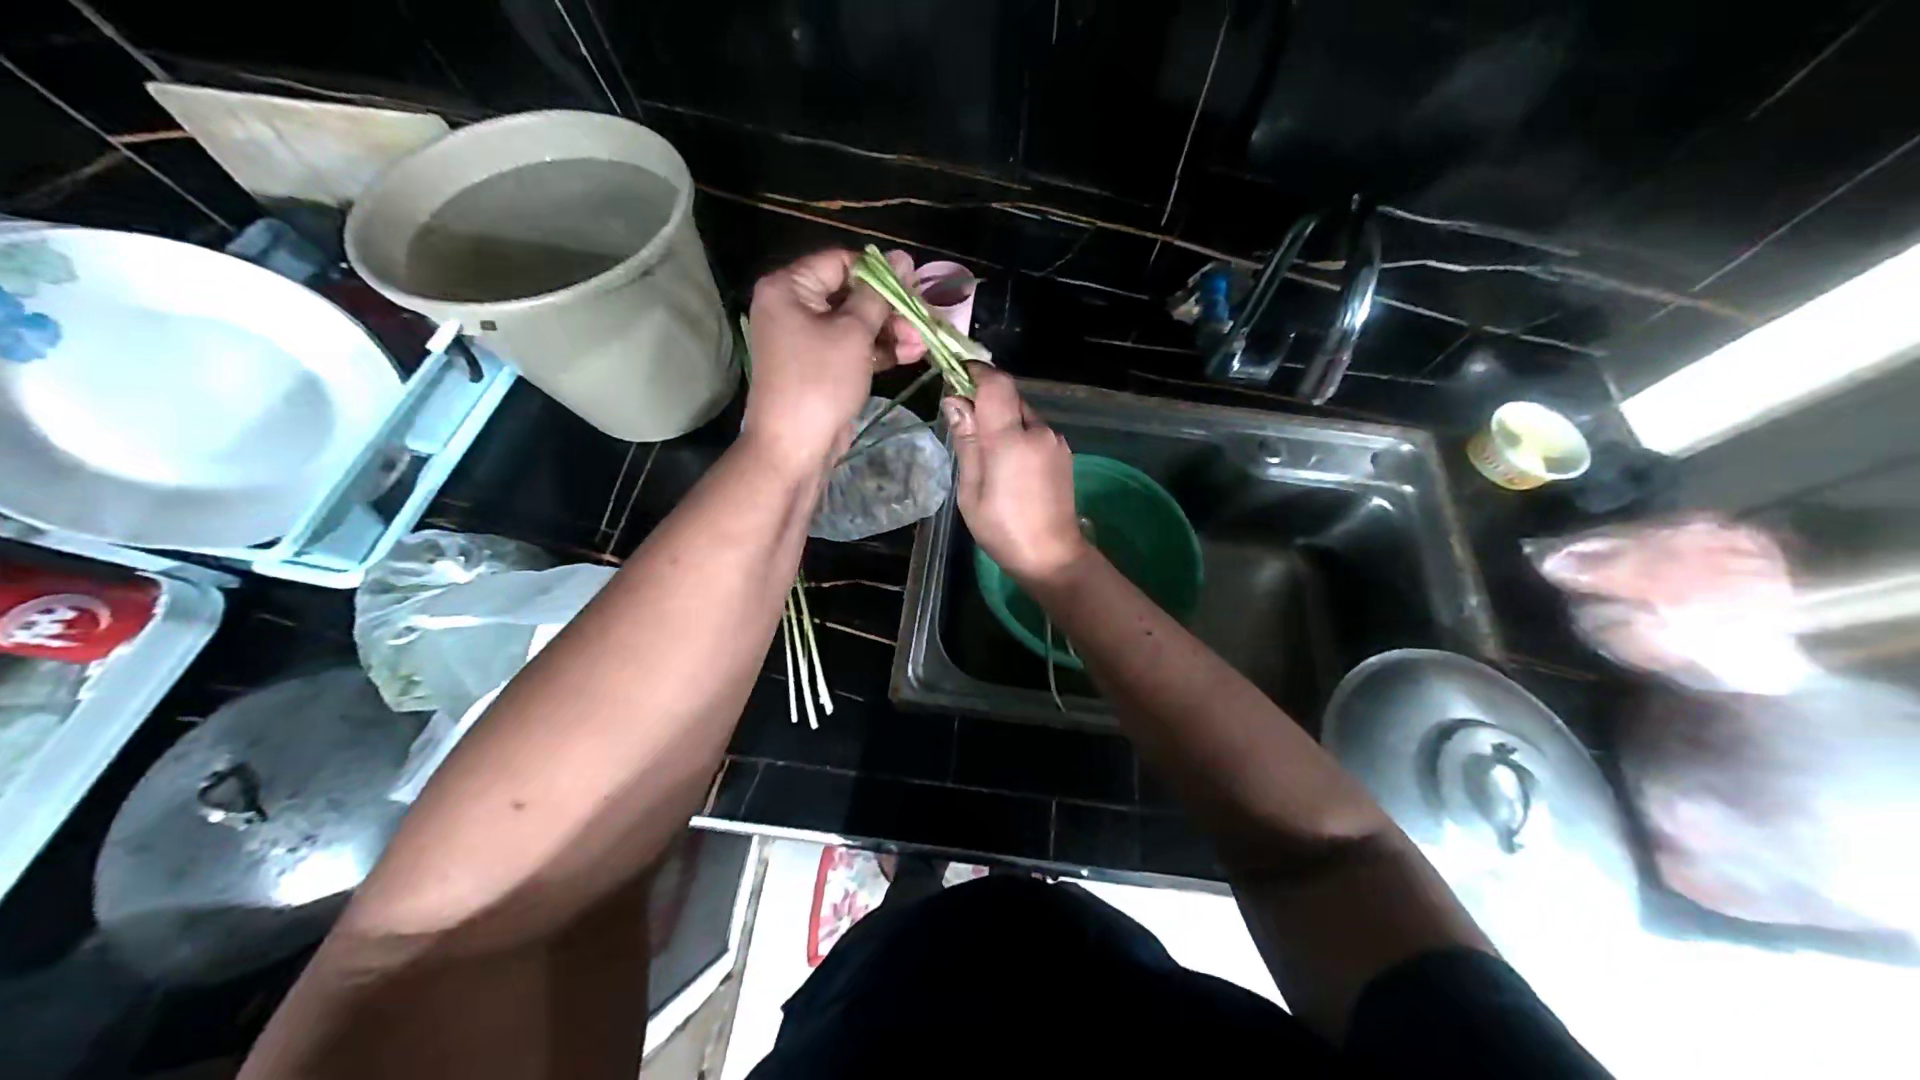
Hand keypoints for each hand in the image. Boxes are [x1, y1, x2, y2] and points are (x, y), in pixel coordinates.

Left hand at [741, 249, 924, 468]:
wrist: (794, 447)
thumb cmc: (820, 382)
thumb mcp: (854, 333)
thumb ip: (879, 294)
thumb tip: (901, 258)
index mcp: (788, 287)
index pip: (841, 263)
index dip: (880, 273)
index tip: (916, 287)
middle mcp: (793, 306)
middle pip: (851, 294)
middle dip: (890, 309)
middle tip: (924, 321)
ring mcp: (805, 338)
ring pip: (856, 323)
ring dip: (891, 331)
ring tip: (922, 345)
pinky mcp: (819, 366)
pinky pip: (852, 347)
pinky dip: (878, 350)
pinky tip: (910, 356)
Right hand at [945, 365, 1090, 584]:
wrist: (1051, 556)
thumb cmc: (1002, 528)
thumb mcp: (971, 489)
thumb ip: (967, 441)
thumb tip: (955, 401)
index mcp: (1012, 439)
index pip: (996, 383)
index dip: (975, 374)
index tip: (956, 379)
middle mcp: (1038, 431)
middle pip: (1010, 397)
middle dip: (986, 402)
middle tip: (964, 427)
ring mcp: (1055, 441)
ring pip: (1023, 414)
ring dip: (1003, 421)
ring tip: (986, 455)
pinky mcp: (1063, 453)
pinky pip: (1035, 432)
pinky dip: (1018, 435)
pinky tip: (1009, 465)